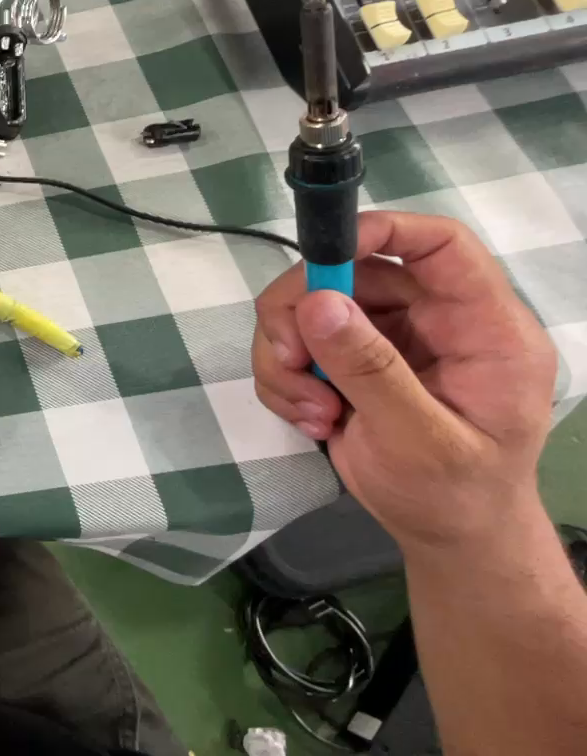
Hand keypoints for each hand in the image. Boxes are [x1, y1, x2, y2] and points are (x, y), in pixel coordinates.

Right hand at [251, 211, 556, 554]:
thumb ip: (371, 370)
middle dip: (297, 316)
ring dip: (285, 357)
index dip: (378, 231)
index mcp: (482, 330)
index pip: (440, 245)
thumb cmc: (454, 492)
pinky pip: (289, 343)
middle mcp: (430, 321)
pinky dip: (283, 378)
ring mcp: (385, 338)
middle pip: (343, 273)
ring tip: (309, 408)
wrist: (443, 533)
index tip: (316, 256)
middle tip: (289, 362)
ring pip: (303, 309)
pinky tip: (308, 415)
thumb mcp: (419, 438)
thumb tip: (317, 303)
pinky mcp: (346, 357)